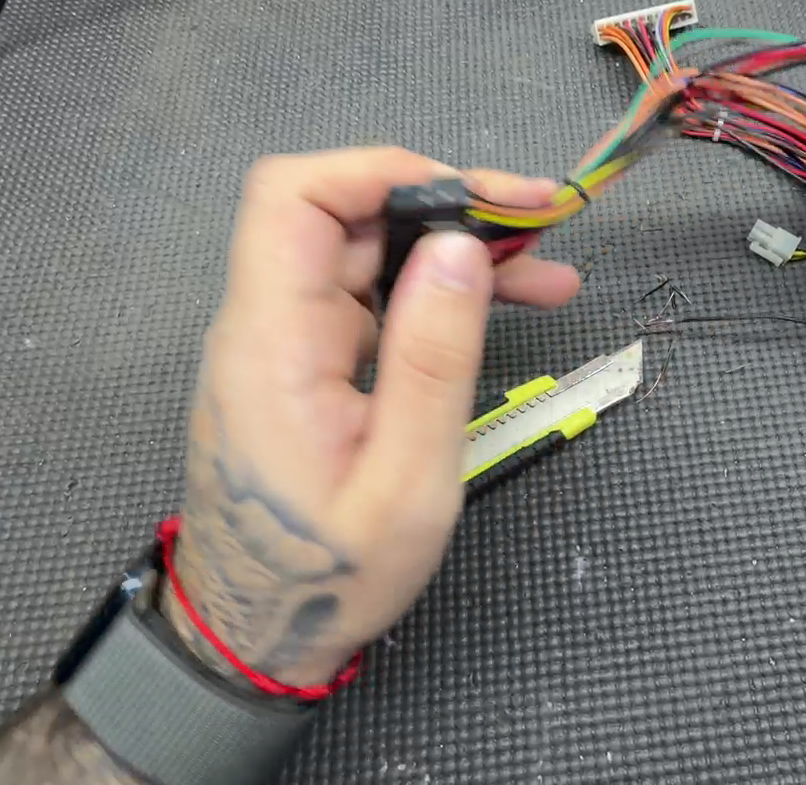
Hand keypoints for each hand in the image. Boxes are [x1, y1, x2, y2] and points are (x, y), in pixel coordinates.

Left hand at [166, 147, 580, 685]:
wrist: (258, 635)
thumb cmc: (329, 572)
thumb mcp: (407, 476)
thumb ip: (433, 356)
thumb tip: (460, 246)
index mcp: (274, 341)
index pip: (294, 197)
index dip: (380, 171)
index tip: (470, 193)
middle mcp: (271, 322)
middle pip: (350, 217)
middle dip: (449, 206)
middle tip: (540, 220)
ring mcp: (292, 339)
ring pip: (375, 255)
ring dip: (458, 252)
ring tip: (546, 271)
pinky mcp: (315, 359)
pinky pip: (379, 298)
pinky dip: (440, 292)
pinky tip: (508, 303)